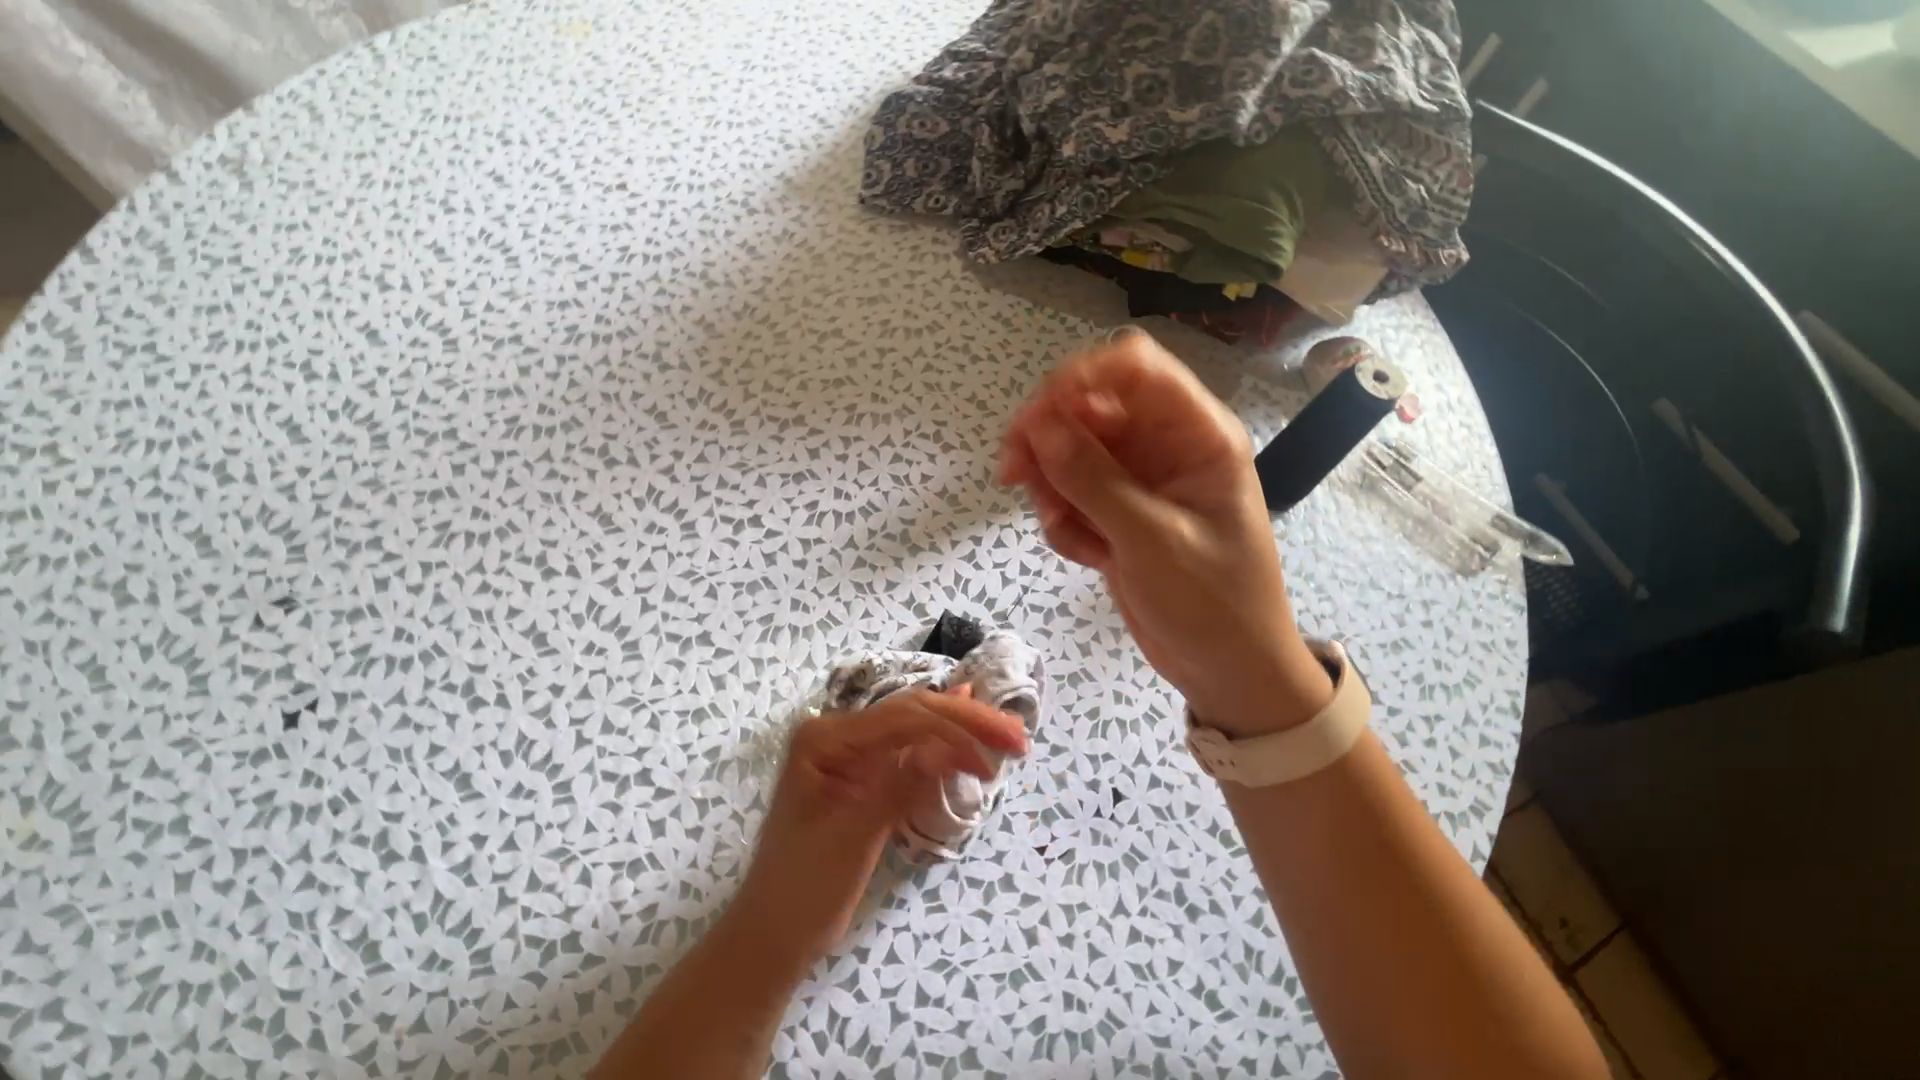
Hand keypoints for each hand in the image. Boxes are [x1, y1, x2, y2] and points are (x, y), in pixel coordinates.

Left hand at [725, 688, 1028, 972]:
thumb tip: (951, 748)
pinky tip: (966, 731)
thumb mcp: (853, 835)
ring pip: (914, 730)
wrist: (772, 935)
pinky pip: (907, 755)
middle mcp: (836, 736)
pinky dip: (941, 750)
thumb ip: (899, 785)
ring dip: (960, 732)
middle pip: (912, 716)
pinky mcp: (862, 780)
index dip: (957, 729)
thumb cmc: (802, 888)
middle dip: (966, 723)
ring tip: (1007, 735)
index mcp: (824, 739)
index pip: (903, 718)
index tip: (1002, 752)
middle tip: (1018, 738)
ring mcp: (849, 757)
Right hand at [999, 330, 1330, 735]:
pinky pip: (1069, 493)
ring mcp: (1138, 480)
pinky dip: (1064, 520)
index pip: (1134, 369)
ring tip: (1063, 529)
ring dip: (1051, 485)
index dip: (1081, 378)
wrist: (1227, 671)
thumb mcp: (1153, 540)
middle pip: (1089, 406)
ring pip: (1070, 450)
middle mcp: (1165, 446)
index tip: (1038, 418)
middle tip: (1014, 474)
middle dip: (1048, 437)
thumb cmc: (1212, 603)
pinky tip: (1087, 555)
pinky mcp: (1116, 513)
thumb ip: (1094, 481)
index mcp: (1197, 435)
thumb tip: (1040, 426)